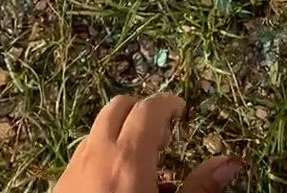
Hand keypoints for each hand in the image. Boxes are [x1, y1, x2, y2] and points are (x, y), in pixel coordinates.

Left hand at [51, 94, 241, 192]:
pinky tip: (114, 188)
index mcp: (128, 160)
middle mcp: (96, 156)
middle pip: (117, 108)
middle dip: (140, 111)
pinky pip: (81, 157)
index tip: (181, 111)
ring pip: (96, 131)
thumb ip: (198, 189)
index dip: (167, 104)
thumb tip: (230, 162)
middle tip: (162, 135)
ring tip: (141, 164)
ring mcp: (71, 172)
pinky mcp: (56, 189)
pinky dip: (100, 156)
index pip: (149, 109)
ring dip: (119, 133)